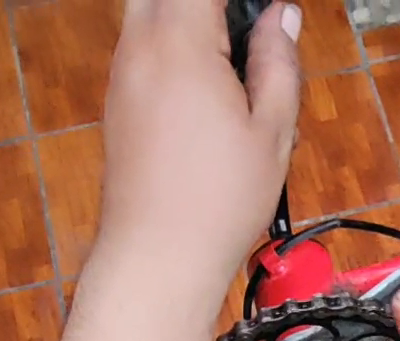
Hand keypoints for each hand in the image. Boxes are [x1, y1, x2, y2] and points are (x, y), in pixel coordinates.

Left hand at [96, 0, 301, 292]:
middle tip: (249, 41)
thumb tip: (281, 16)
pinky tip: (208, 105)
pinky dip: (174, 54)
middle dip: (210, 8)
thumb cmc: (221, 203)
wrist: (158, 255)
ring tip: (235, 76)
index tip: (268, 17)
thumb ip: (278, 65)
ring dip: (191, 25)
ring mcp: (122, 74)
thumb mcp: (271, 136)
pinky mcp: (117, 104)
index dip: (244, 0)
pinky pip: (143, 51)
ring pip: (151, 14)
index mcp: (181, 42)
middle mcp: (140, 45)